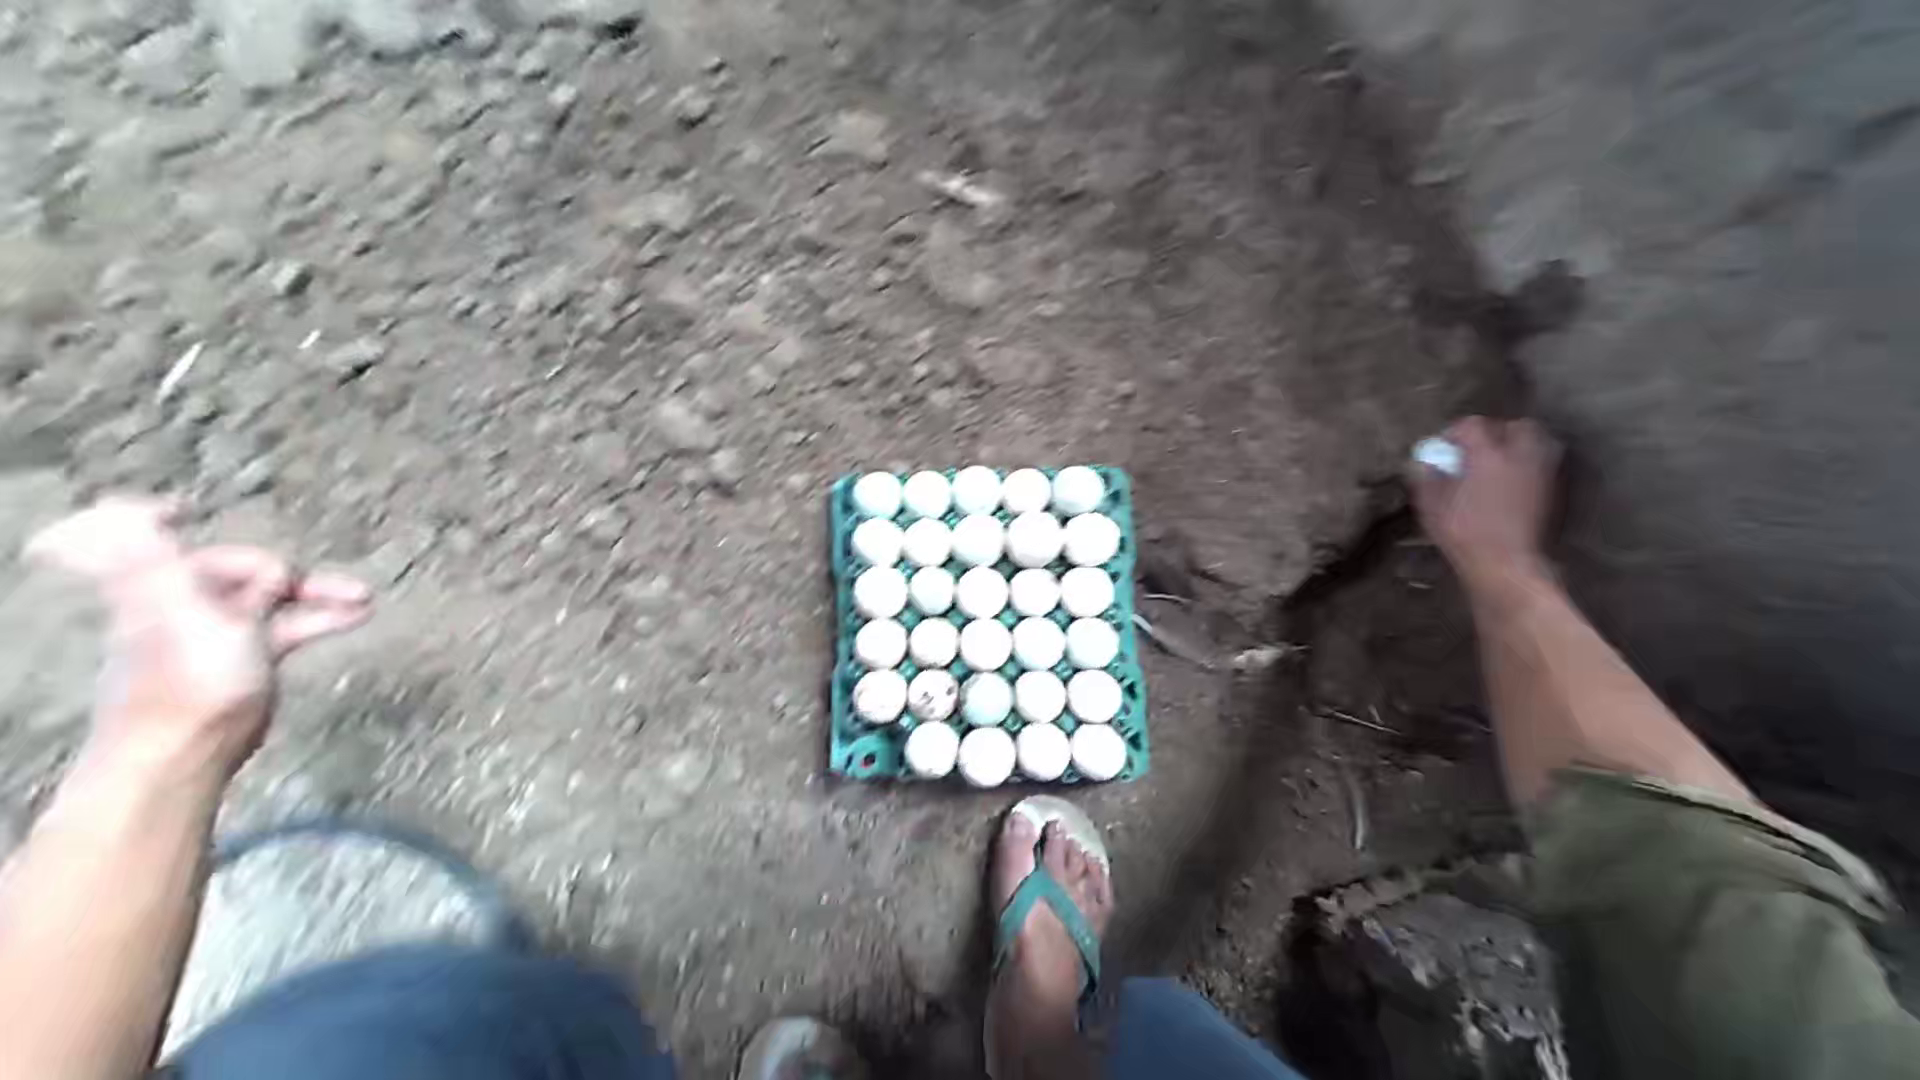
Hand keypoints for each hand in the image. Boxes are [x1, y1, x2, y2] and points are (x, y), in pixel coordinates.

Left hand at [24, 498, 372, 772]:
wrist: (188, 747)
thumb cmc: (186, 676)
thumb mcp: (175, 607)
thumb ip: (155, 558)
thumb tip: (139, 508)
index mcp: (160, 587)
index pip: (140, 542)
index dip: (145, 518)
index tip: (183, 506)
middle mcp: (185, 604)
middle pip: (236, 569)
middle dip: (283, 568)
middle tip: (310, 581)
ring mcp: (221, 632)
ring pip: (274, 597)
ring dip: (318, 591)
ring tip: (364, 595)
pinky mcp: (252, 656)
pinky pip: (293, 624)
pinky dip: (325, 616)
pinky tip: (359, 615)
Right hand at [1408, 417, 1561, 588]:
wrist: (1505, 561)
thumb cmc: (1462, 532)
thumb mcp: (1430, 504)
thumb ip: (1426, 476)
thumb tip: (1423, 461)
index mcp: (1487, 456)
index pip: (1473, 425)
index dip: (1455, 432)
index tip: (1443, 449)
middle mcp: (1519, 455)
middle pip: (1515, 425)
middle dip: (1495, 431)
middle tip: (1476, 450)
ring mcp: (1541, 471)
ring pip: (1538, 439)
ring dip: (1518, 443)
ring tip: (1498, 460)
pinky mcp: (1552, 488)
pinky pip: (1544, 460)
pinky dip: (1528, 460)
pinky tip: (1511, 477)